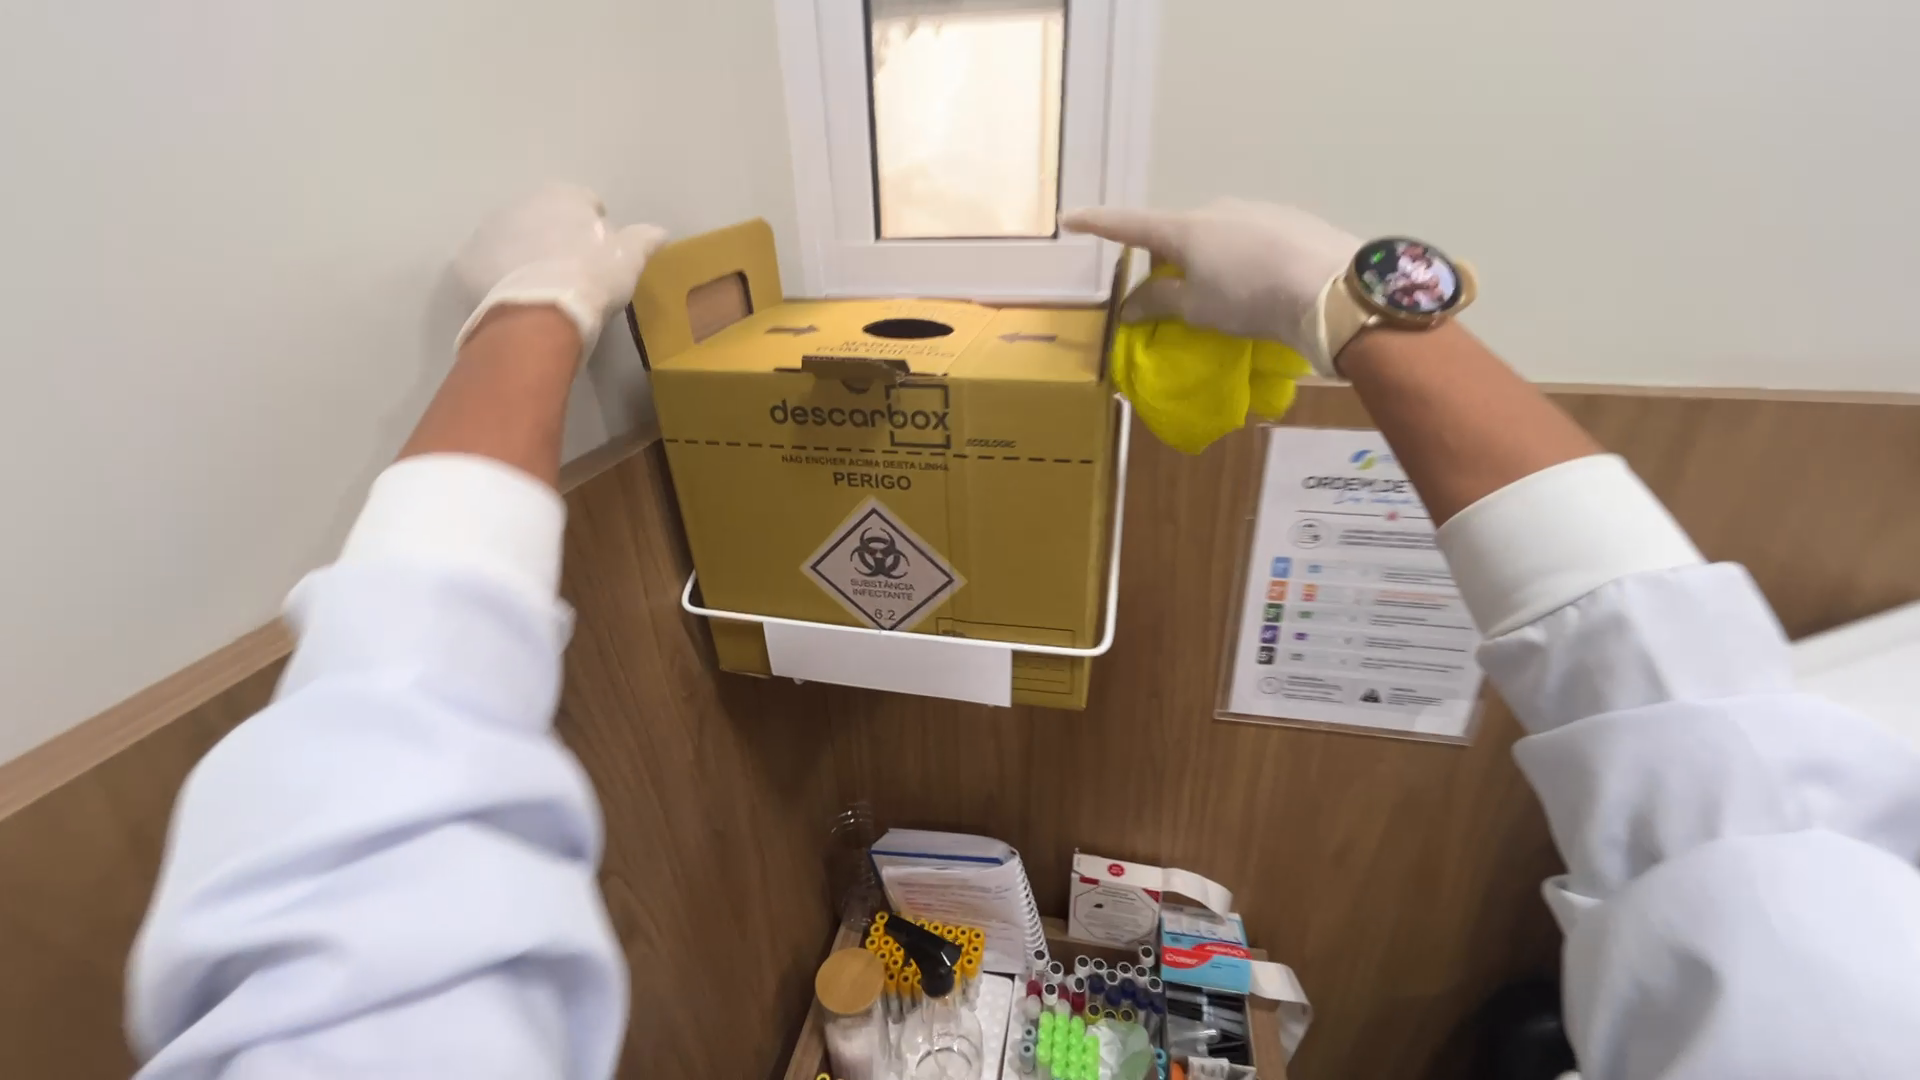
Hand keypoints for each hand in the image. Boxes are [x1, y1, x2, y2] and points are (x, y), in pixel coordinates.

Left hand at [453, 182, 666, 356]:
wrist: (541, 312)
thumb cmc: (592, 278)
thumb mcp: (629, 260)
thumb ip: (643, 240)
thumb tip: (658, 231)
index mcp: (564, 198)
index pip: (584, 201)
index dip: (595, 224)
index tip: (601, 250)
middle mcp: (521, 203)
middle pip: (543, 217)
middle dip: (555, 238)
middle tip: (572, 272)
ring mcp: (488, 231)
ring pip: (511, 240)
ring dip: (525, 256)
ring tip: (544, 289)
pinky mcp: (467, 263)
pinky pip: (487, 267)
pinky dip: (500, 279)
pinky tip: (518, 302)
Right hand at [1062, 199, 1359, 375]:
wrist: (1329, 289)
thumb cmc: (1249, 299)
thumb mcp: (1195, 309)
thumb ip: (1157, 303)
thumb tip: (1129, 306)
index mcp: (1184, 229)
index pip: (1128, 225)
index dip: (1097, 224)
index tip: (1069, 219)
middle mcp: (1215, 209)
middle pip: (1174, 234)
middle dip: (1165, 261)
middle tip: (1175, 300)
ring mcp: (1254, 210)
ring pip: (1212, 237)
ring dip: (1204, 263)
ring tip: (1224, 300)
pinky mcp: (1286, 220)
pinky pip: (1245, 240)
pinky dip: (1237, 261)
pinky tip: (1257, 287)